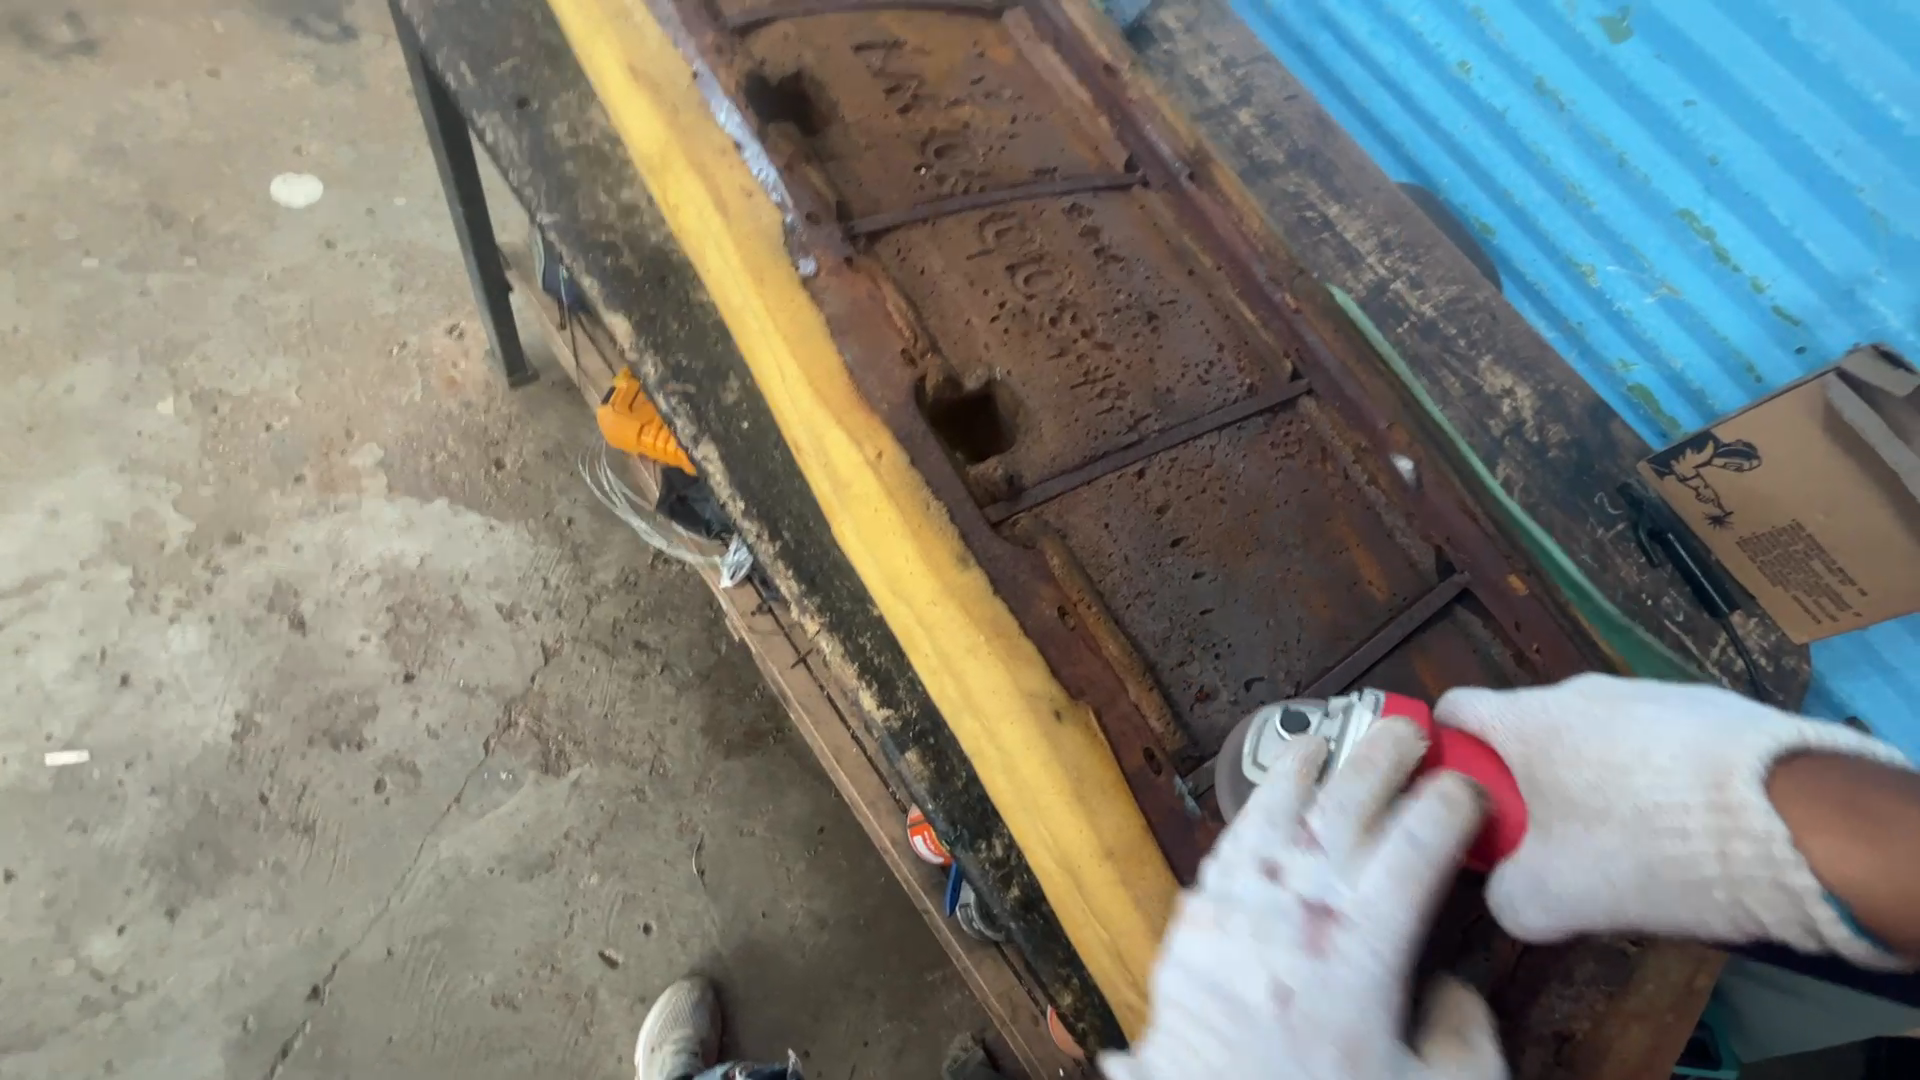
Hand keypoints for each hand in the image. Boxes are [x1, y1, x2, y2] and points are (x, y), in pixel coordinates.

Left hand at [1103, 717, 1504, 1079]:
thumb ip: (1464, 1035)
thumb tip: (1455, 982)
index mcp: (1359, 954)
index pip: (1412, 854)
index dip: (1444, 810)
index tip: (1466, 788)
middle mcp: (1294, 911)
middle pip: (1342, 812)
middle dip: (1379, 762)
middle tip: (1405, 729)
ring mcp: (1238, 901)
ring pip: (1276, 809)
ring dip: (1305, 767)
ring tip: (1328, 736)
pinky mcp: (1196, 909)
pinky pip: (1230, 839)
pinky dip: (1253, 805)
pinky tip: (1268, 789)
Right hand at [1437, 674, 1908, 966]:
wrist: (1811, 823)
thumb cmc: (1648, 845)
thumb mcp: (1558, 896)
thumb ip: (1506, 895)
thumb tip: (1505, 895)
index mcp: (1522, 721)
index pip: (1451, 709)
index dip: (1449, 750)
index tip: (1468, 797)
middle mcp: (1574, 692)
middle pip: (1529, 731)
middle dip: (1534, 778)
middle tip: (1564, 838)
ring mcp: (1648, 692)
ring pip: (1598, 736)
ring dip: (1601, 776)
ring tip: (1647, 839)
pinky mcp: (1717, 706)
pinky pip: (1664, 739)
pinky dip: (1665, 774)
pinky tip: (1702, 824)